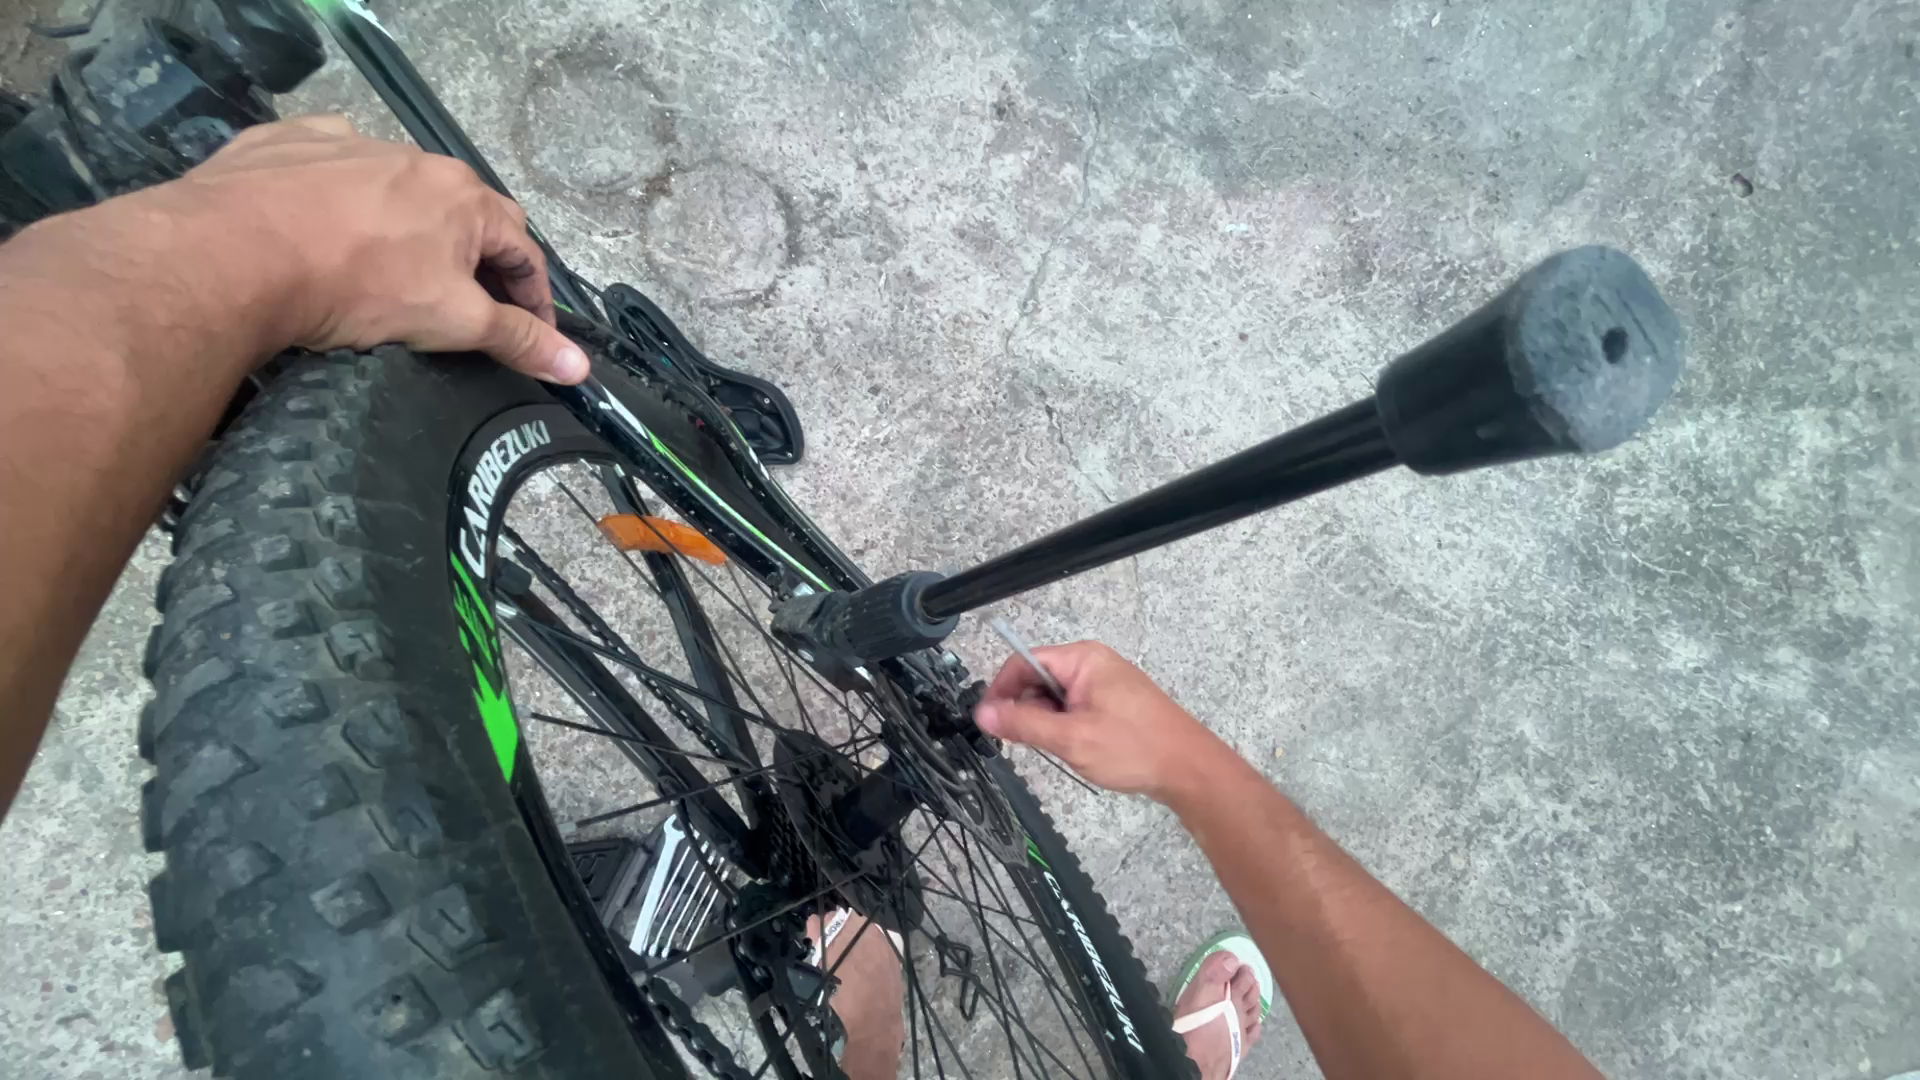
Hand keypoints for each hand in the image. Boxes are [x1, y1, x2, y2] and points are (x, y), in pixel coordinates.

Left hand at [106, 115, 586, 381]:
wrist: (230, 255)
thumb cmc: (363, 288)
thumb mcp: (458, 322)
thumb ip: (523, 341)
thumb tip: (581, 368)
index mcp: (468, 199)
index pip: (527, 255)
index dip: (537, 301)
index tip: (532, 337)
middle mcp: (419, 159)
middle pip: (475, 215)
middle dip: (485, 260)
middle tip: (473, 303)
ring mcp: (351, 142)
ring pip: (409, 190)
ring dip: (421, 227)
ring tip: (401, 268)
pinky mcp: (289, 141)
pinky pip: (339, 167)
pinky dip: (352, 196)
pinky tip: (336, 225)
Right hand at [973, 641, 1237, 801]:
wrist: (1189, 769)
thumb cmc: (1136, 748)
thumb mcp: (1071, 738)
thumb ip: (1024, 723)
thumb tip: (984, 713)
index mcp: (1082, 659)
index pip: (1023, 661)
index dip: (1001, 690)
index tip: (989, 720)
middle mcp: (1092, 662)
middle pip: (1038, 677)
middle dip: (1026, 709)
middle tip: (1027, 742)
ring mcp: (1104, 681)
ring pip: (1055, 696)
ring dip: (1047, 721)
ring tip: (1061, 747)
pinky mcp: (1112, 701)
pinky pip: (1073, 706)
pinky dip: (1065, 725)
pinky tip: (1076, 747)